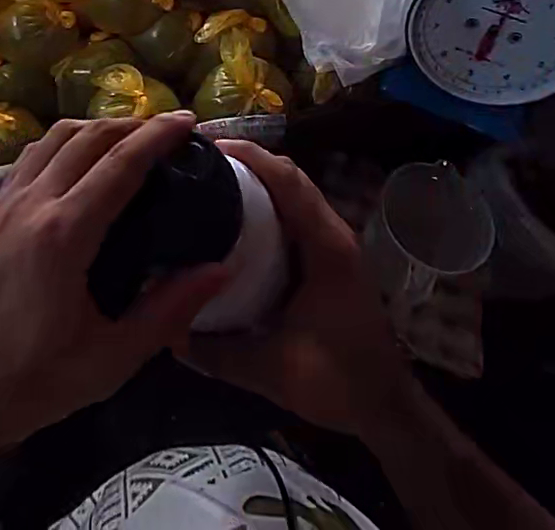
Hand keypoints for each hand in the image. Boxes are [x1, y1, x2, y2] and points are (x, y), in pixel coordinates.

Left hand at [0, 114, 228, 460]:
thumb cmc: (33, 383)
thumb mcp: (112, 359)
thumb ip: (170, 310)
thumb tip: (222, 269)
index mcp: (63, 235)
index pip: (120, 163)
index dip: (159, 135)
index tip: (189, 121)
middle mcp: (32, 205)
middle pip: (88, 137)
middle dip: (134, 124)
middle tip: (169, 128)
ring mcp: (5, 204)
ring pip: (55, 137)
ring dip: (97, 127)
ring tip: (130, 138)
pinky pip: (32, 156)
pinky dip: (65, 142)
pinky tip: (81, 160)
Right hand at [182, 141, 415, 439]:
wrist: (386, 406)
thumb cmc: (339, 381)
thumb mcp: (273, 371)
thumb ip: (219, 353)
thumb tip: (168, 332)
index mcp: (326, 247)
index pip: (289, 181)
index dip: (251, 157)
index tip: (210, 148)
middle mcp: (332, 232)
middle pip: (290, 177)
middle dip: (248, 162)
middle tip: (201, 164)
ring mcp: (333, 241)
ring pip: (294, 191)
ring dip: (257, 180)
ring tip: (212, 182)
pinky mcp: (328, 254)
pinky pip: (295, 212)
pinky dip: (267, 203)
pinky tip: (235, 219)